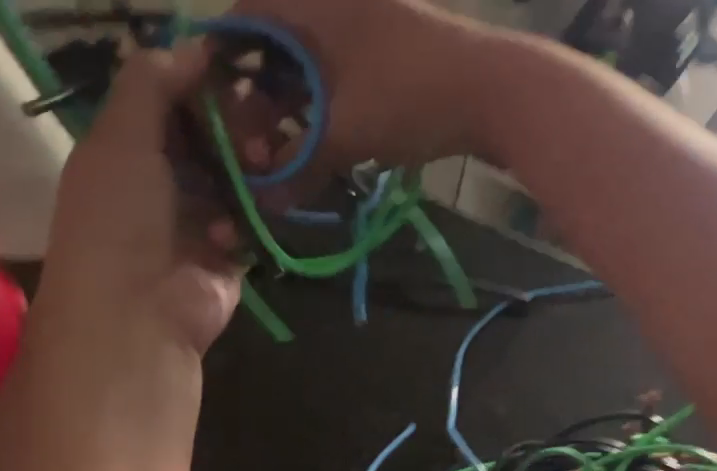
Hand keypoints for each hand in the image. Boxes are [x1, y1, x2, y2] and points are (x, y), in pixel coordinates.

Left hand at [30, 45, 242, 363]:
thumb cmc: (119, 219)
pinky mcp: (228, 254)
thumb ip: (152, 84)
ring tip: (258, 171)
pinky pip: (251, 221)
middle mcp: (161, 179)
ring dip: (248, 174)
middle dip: (235, 130)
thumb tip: (193, 45)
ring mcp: (196, 219)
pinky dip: (249, 220)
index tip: (237, 74)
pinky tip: (234, 228)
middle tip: (258, 130)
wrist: (139, 312)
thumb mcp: (122, 137)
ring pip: (237, 178)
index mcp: (125, 146)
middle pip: (211, 138)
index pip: (171, 100)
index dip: (202, 84)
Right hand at [221, 0, 507, 171]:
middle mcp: (336, 1)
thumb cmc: (409, 98)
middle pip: (278, 44)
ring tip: (289, 153)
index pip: (243, 18)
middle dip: (262, 98)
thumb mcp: (345, 135)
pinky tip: (330, 142)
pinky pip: (348, 70)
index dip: (222, 64)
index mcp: (311, 1)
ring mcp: (373, 20)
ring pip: (316, 62)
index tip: (216, 110)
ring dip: (298, 107)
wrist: (500, 90)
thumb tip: (263, 205)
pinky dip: (333, 103)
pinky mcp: (399, 47)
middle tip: (255, 145)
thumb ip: (297, 167)